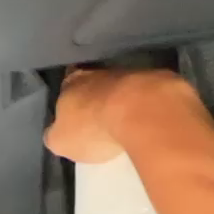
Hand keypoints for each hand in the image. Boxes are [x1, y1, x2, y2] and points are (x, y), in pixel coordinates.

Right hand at [43, 68, 192, 164]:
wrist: (142, 112)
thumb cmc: (92, 128)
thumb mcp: (60, 141)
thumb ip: (55, 134)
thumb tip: (55, 132)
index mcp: (72, 84)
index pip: (66, 84)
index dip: (69, 96)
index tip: (73, 109)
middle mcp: (99, 72)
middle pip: (94, 82)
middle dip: (96, 96)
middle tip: (99, 116)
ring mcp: (130, 73)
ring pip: (121, 85)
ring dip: (122, 99)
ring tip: (125, 119)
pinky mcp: (158, 81)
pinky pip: (146, 92)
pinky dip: (144, 103)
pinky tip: (146, 117)